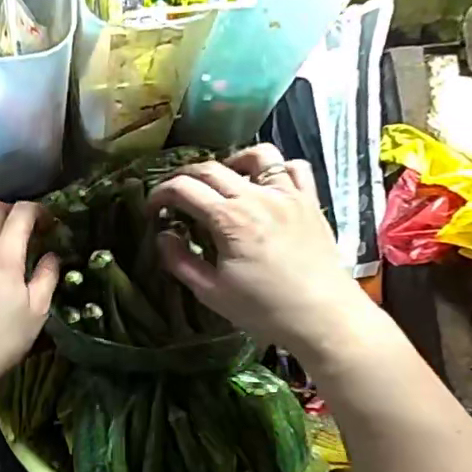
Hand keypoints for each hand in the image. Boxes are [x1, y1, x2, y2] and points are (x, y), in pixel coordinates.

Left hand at [0, 201, 59, 397]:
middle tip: (32, 229)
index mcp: (2, 255)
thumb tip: (51, 256)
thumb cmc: (4, 339)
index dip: (39, 211)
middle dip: (15, 211)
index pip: (20, 212)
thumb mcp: (37, 310)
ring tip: (14, 248)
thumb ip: (47, 276)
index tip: (51, 224)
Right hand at [149, 144, 378, 359]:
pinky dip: (274, 168)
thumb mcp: (210, 292)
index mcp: (229, 220)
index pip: (184, 189)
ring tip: (221, 181)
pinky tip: (263, 185)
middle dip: (183, 177)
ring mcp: (288, 194)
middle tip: (173, 197)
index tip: (150, 209)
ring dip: (231, 162)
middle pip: (212, 168)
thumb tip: (164, 235)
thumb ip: (180, 260)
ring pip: (257, 155)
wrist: (321, 316)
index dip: (159, 194)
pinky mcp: (310, 201)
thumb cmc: (262, 309)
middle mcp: (258, 197)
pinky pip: (293, 167)